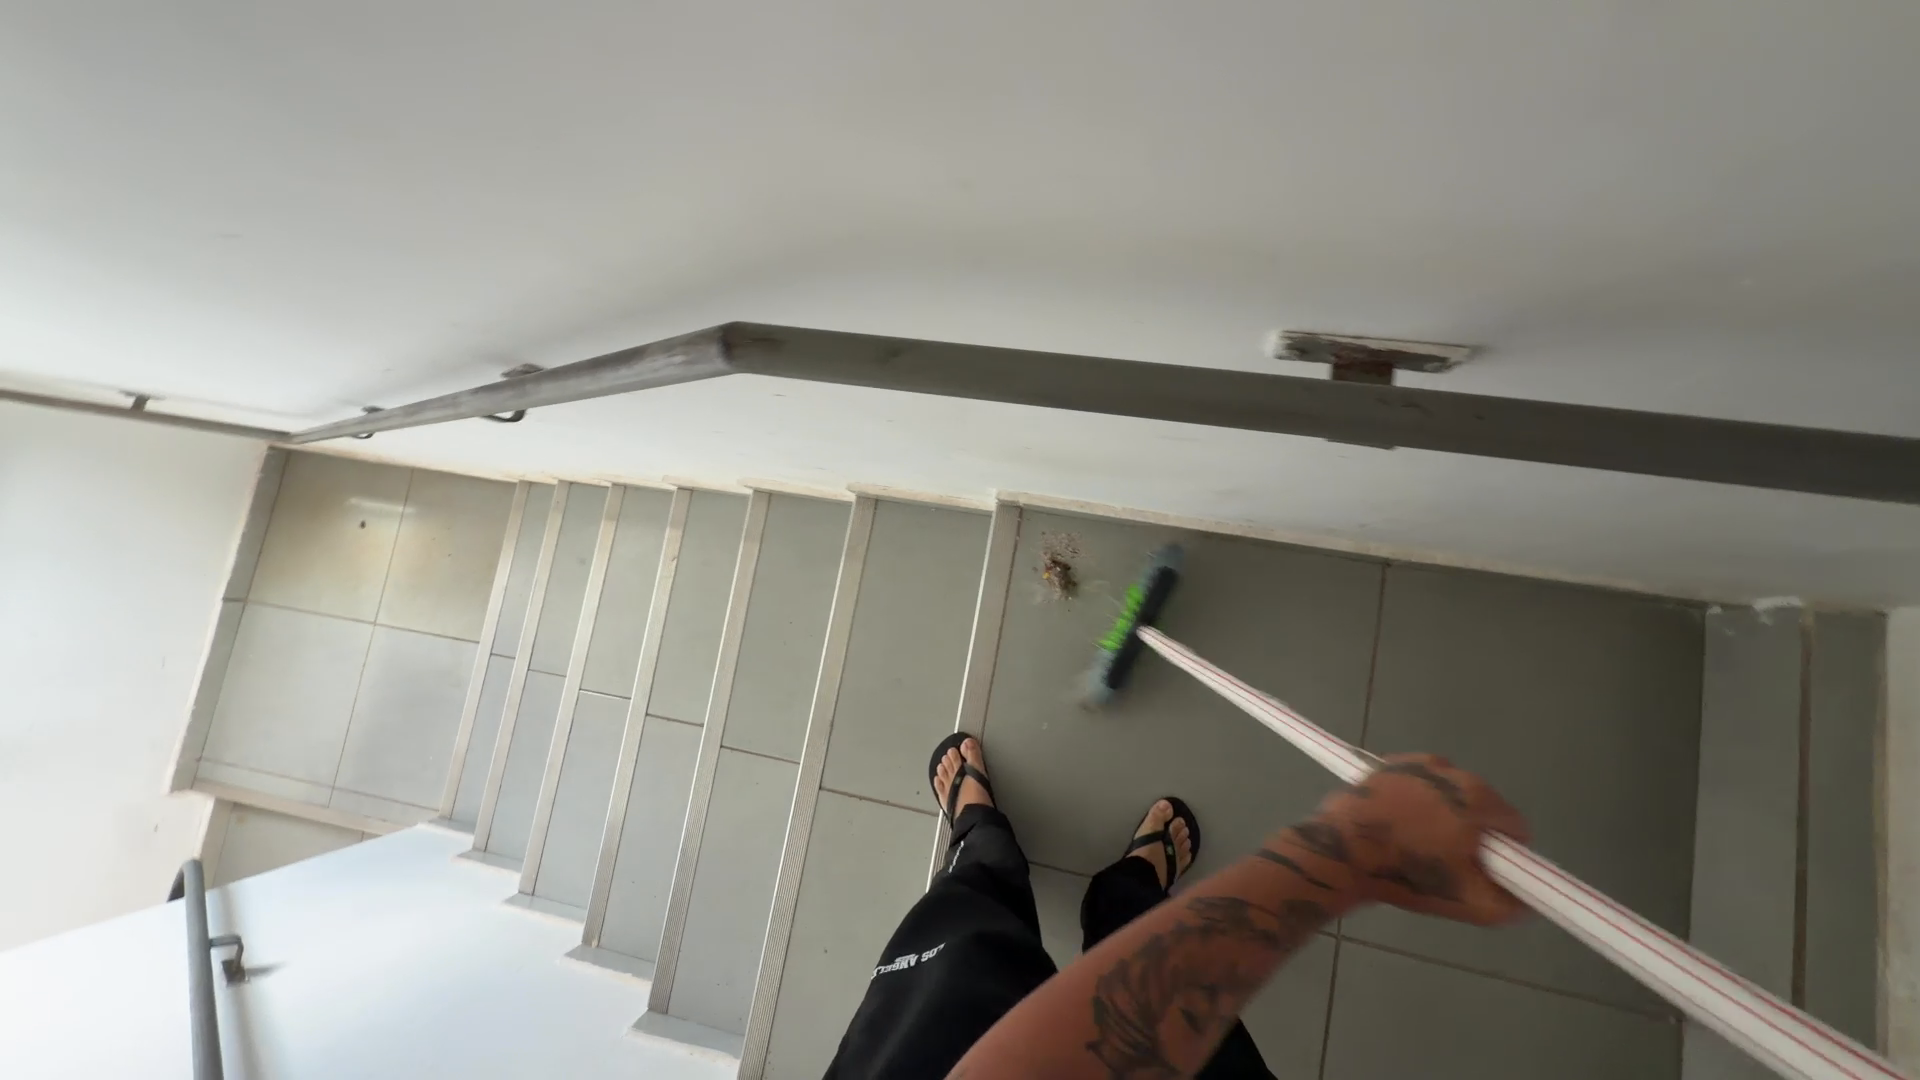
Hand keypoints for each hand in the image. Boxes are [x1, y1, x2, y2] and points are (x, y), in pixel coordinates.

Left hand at [1310, 753, 1530, 925]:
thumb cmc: (1409, 872)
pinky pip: (1415, 788)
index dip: (1508, 853)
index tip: (1488, 870)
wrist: (1341, 850)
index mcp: (1476, 794)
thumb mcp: (1475, 903)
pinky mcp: (1382, 766)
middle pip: (1479, 807)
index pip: (1513, 826)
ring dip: (1443, 815)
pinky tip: (1399, 827)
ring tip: (1421, 844)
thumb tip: (1526, 897)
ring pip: (1446, 795)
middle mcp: (1446, 768)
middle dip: (1473, 832)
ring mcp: (1410, 763)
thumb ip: (1514, 903)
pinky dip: (1414, 803)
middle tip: (1451, 860)